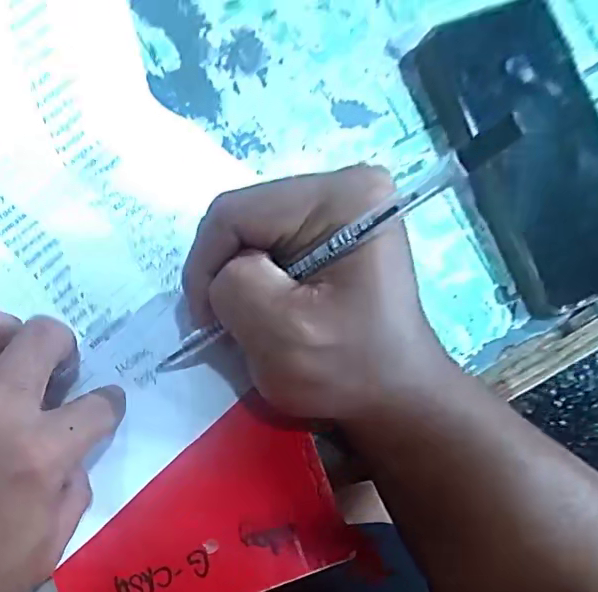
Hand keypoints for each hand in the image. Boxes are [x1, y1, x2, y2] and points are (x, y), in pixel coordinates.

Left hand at [0, 313, 123, 591]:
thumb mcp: (49, 549)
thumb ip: (73, 492)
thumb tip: (72, 456)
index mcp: (40, 451)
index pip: (96, 406)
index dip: (110, 407)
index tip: (106, 410)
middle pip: (45, 337)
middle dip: (66, 350)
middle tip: (59, 377)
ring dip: (10, 334)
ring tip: (12, 359)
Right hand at [182, 165, 456, 420]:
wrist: (392, 398)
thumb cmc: (345, 370)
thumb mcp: (281, 332)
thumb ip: (236, 288)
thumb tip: (220, 278)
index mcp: (340, 198)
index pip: (232, 214)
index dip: (204, 268)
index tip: (208, 323)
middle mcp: (343, 187)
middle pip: (242, 220)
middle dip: (222, 276)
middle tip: (227, 326)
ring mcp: (339, 210)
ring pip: (250, 238)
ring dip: (238, 284)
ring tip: (250, 324)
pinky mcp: (332, 235)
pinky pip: (268, 251)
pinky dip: (256, 286)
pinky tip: (269, 314)